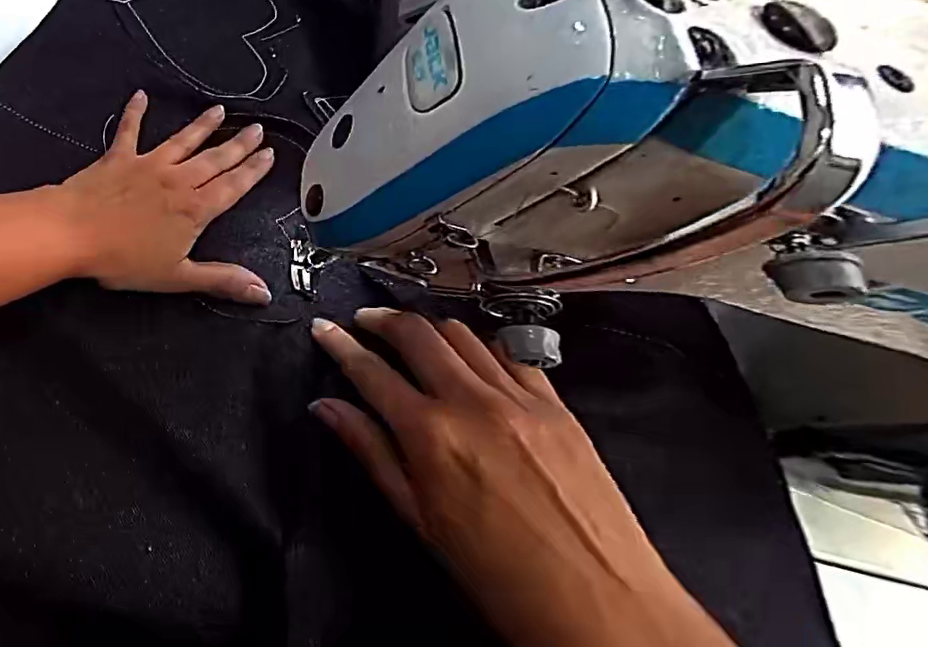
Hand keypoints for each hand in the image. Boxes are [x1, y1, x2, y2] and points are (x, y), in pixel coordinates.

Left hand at [54, 91, 275, 302]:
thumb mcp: (177, 276)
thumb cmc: (123, 259)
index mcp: (195, 208)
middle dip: (239, 144)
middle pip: (215, 159)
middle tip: (257, 128)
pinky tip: (141, 96)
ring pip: (183, 141)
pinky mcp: (119, 157)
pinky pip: (129, 130)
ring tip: (219, 111)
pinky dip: (135, 112)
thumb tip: (263, 292)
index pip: (233, 186)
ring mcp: (149, 164)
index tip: (269, 154)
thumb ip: (222, 280)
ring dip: (203, 125)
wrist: (73, 232)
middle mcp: (178, 180)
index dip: (253, 170)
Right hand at [311, 309, 733, 646]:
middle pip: (413, 332)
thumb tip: (330, 411)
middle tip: (365, 320)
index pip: (370, 371)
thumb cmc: (506, 580)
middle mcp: (472, 403)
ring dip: (428, 327)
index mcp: (431, 437)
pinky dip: (481, 346)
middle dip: (380, 318)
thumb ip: (372, 452)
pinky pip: (508, 351)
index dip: (340, 344)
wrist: (601, 608)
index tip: (326, 330)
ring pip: (459, 331)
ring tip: (415, 337)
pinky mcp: (553, 401)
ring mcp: (516, 397)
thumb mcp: (421, 519)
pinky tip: (474, 358)